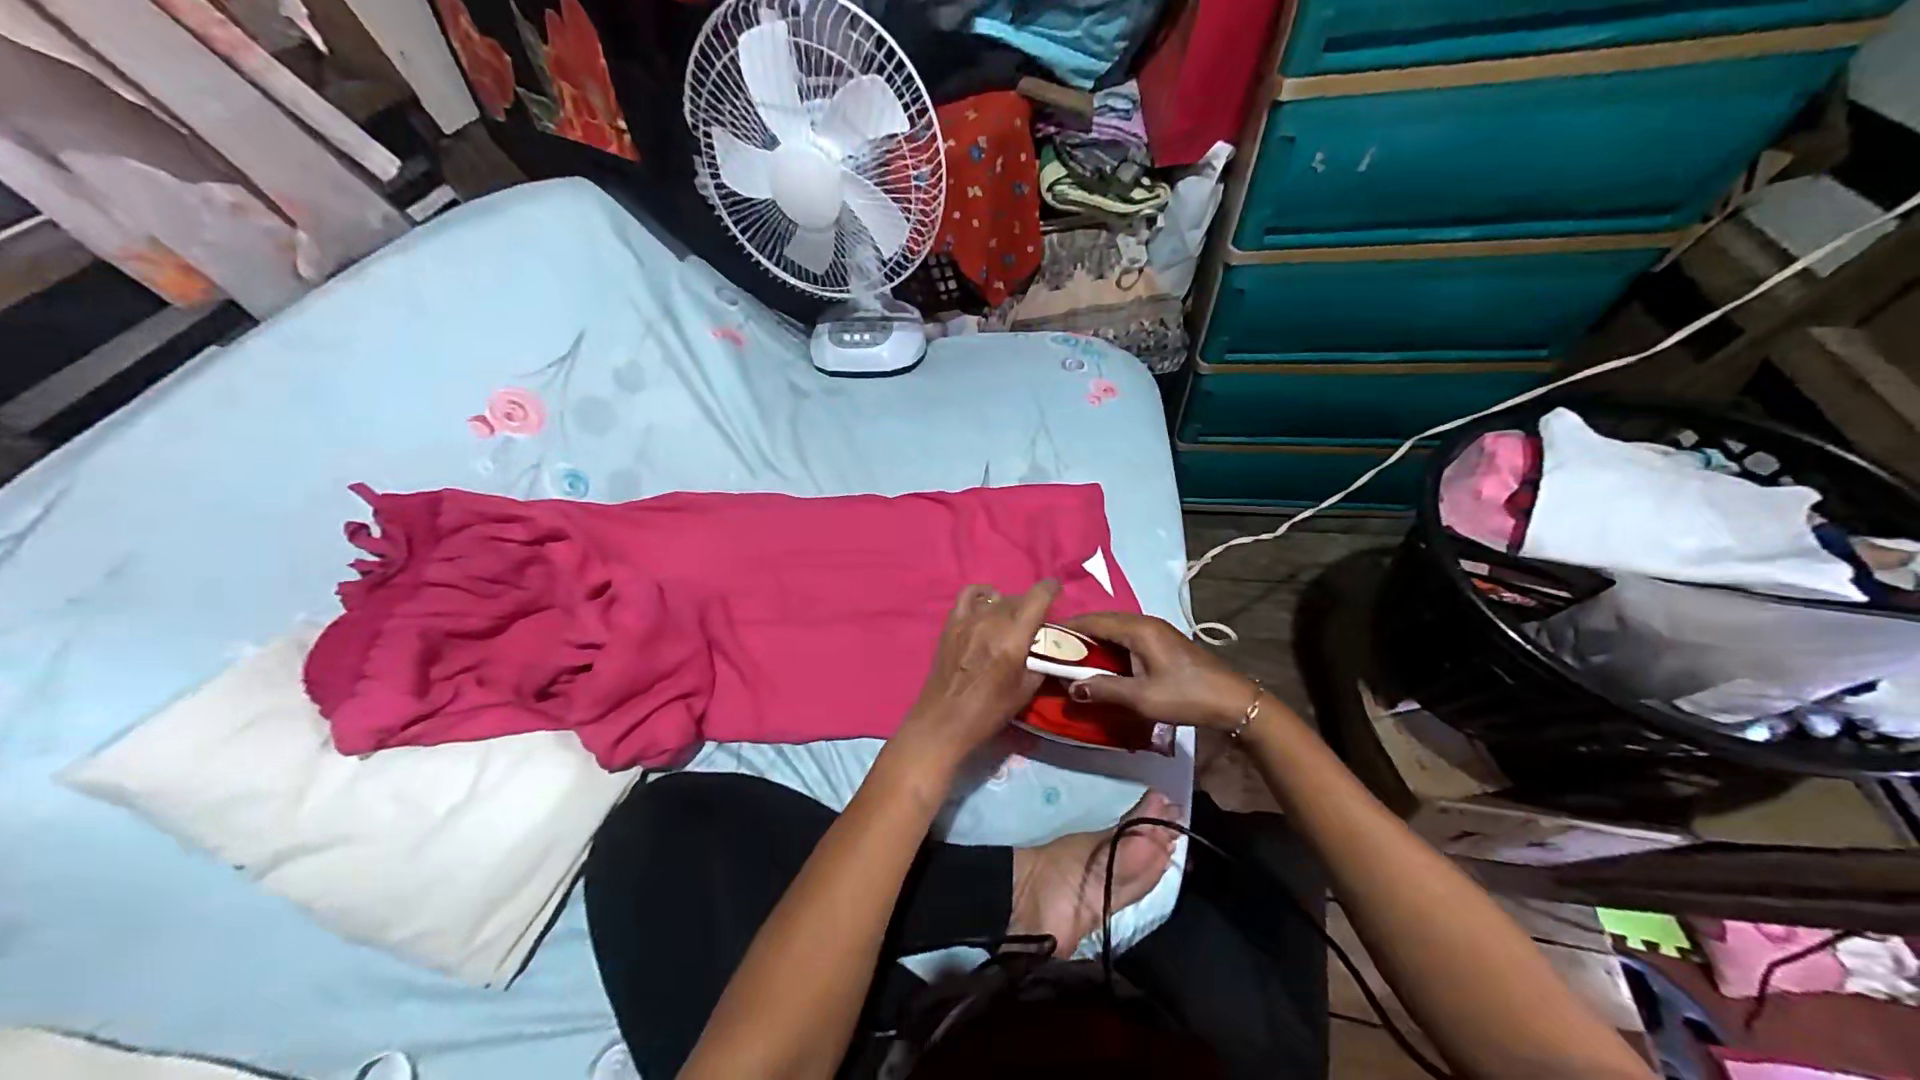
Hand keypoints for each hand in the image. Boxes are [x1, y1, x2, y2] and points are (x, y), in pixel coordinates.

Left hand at [890, 580, 1058, 771]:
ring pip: (996, 597)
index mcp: (1013, 638)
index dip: (1051, 589)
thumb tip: (1046, 646)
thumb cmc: (988, 711)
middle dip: (1031, 606)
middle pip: (1018, 598)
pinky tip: (987, 604)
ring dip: (1009, 604)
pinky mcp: (951, 624)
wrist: (945, 720)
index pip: (1038, 597)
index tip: (1057, 591)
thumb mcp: (1025, 690)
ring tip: (1011, 620)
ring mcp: (968, 620)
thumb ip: (1040, 662)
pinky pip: (969, 596)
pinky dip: (982, 594)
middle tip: (1035, 625)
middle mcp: (991, 621)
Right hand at [1060, 612, 1258, 730]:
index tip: (1043, 637)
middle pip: (1103, 620)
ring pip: (1115, 628)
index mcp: (1138, 629)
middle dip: (1077, 632)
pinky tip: (1101, 661)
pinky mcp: (1162, 642)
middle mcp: (1145, 622)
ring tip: (1071, 656)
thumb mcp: (1141, 697)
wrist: (1233, 701)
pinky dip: (1108, 645)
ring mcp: (1156, 631)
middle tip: (1053, 649)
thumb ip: (1103, 689)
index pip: (1093, 620)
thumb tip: (1069, 686)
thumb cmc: (1186, 696)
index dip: (1067, 627)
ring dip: (1093, 639)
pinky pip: (1126, 636)